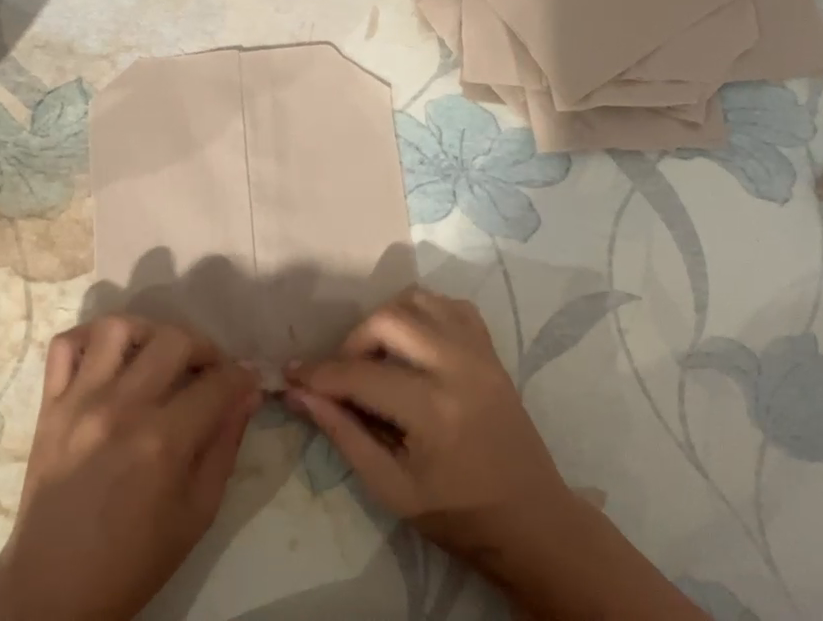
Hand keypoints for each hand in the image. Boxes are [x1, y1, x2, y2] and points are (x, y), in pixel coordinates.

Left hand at [0, 315, 259, 620]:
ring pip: (117, 328)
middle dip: (204, 348)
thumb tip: (247, 395)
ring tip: (160, 355)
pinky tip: (109, 356)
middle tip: (209, 370)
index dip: (241, 377)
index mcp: (163, 442)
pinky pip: (64, 345)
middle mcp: (121, 408)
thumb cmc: (134, 558)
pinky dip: (89, 338)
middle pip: (174, 340)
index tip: (246, 380)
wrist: (56, 584)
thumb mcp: (197, 513)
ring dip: (149, 331)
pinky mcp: (49, 403)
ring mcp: (79, 400)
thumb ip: (224, 447)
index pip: (217, 383)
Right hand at [284, 288, 570, 560]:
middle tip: (343, 375)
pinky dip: (423, 314)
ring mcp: (480, 355)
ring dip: (387, 321)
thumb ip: (342, 433)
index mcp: (433, 411)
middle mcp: (459, 369)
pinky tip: (412, 346)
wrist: (532, 521)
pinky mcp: (492, 353)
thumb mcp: (389, 487)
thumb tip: (297, 393)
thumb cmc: (457, 514)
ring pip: (419, 301)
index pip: (359, 374)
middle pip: (388, 319)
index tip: (290, 376)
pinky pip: (451, 306)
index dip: (317, 375)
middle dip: (352, 342)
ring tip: (378, 358)